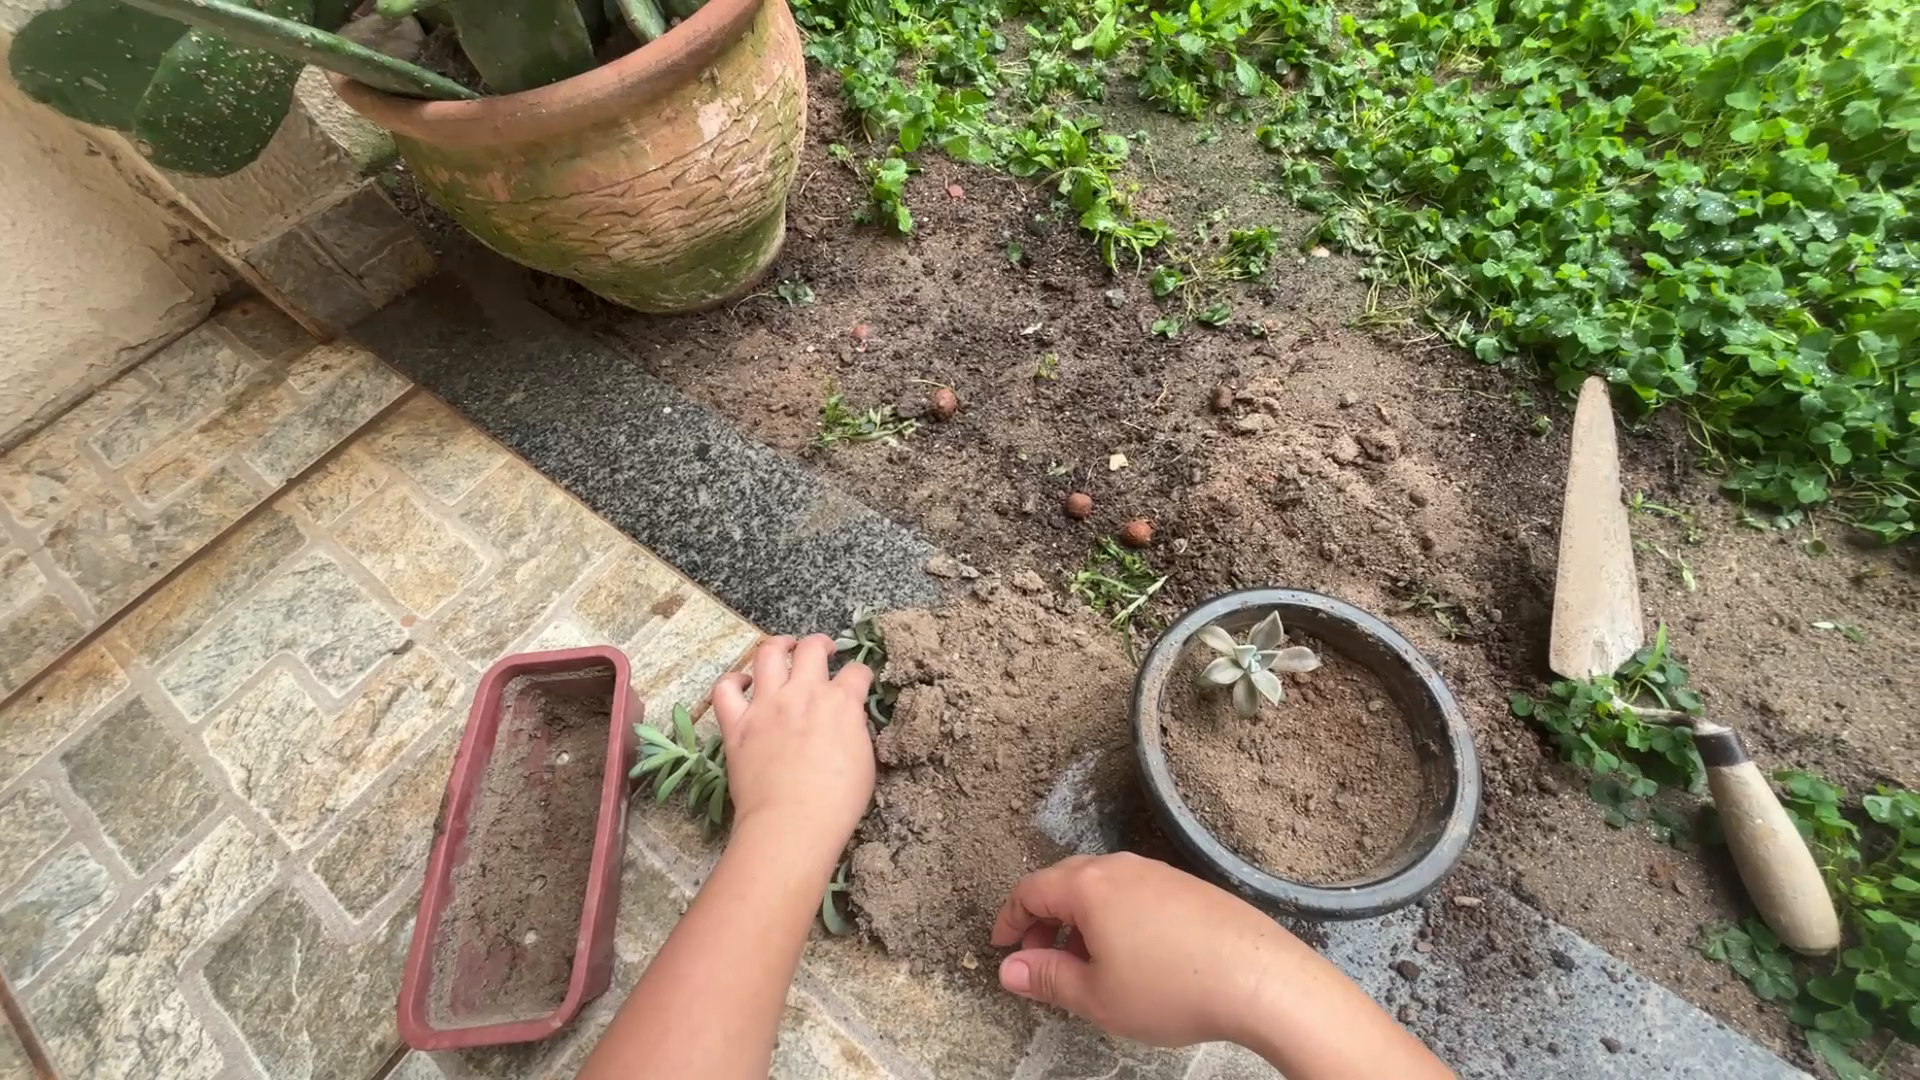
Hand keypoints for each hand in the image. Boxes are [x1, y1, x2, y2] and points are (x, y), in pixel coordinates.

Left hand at [712, 635, 874, 865]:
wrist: (792, 824)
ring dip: (779, 645)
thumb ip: (855, 730)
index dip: (861, 673)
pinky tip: (743, 683)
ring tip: (784, 647)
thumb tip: (848, 721)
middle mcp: (804, 693)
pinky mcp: (738, 723)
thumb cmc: (837, 802)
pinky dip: (733, 680)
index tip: (859, 679)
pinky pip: (726, 689)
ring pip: (769, 653)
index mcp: (841, 702)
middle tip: (824, 649)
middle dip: (821, 643)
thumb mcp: (865, 760)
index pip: (857, 672)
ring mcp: (768, 705)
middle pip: (812, 648)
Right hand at [990, 853, 1302, 1046]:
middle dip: (1042, 918)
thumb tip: (1008, 969)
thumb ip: (1046, 978)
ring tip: (1084, 963)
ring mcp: (1153, 869)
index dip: (1009, 918)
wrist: (1258, 975)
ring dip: (1077, 919)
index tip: (1001, 947)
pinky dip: (1111, 915)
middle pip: (1062, 881)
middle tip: (1037, 957)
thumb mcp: (1097, 996)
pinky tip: (1128, 953)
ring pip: (1098, 886)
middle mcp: (1116, 865)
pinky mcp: (1182, 883)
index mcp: (1087, 884)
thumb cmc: (1168, 987)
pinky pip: (1130, 890)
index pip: (1030, 889)